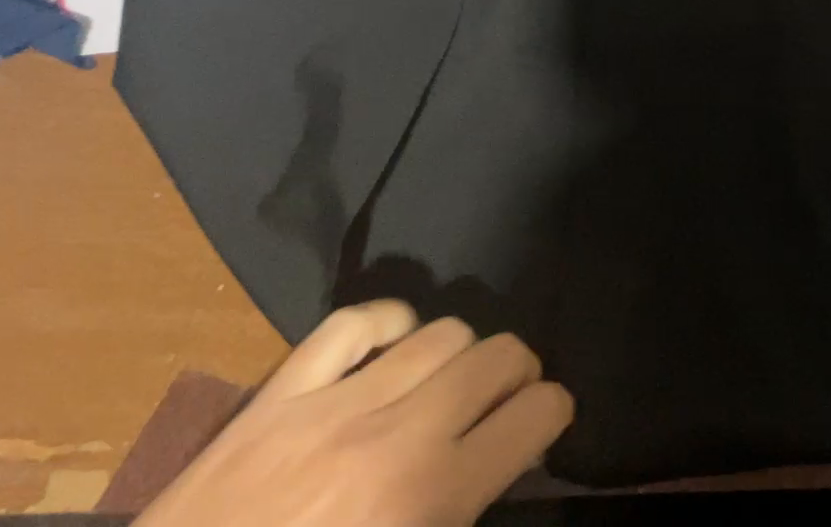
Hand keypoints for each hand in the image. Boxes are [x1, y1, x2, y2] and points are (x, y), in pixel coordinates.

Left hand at [136, 301, 572, 526]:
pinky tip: (390, 352)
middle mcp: (397, 436)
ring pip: (444, 331)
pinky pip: (355, 322)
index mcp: (433, 495)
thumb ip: (466, 511)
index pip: (541, 411)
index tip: (538, 429)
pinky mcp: (276, 397)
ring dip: (462, 356)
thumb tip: (509, 462)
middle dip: (520, 375)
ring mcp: (333, 407)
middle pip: (502, 356)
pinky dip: (388, 325)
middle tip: (500, 405)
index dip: (553, 414)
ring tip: (443, 385)